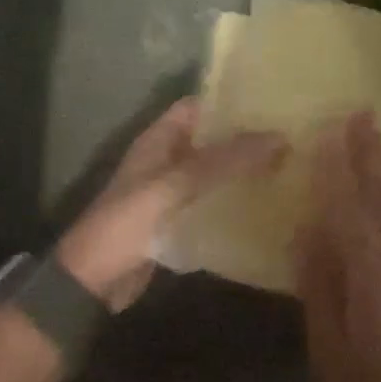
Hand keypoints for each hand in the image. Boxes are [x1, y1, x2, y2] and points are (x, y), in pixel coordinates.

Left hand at [57, 97, 285, 311]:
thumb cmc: (128, 222)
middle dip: (244, 136)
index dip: (229, 100)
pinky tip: (265, 202)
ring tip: (287, 163)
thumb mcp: (177, 185)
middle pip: (211, 138)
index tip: (269, 100)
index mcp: (159, 139)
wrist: (92, 282)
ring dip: (243, 169)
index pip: (198, 106)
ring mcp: (171, 191)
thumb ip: (225, 161)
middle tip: (288, 133)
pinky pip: (211, 201)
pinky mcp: (177, 220)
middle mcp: (166, 159)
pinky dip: (233, 199)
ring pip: (214, 171)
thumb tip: (279, 136)